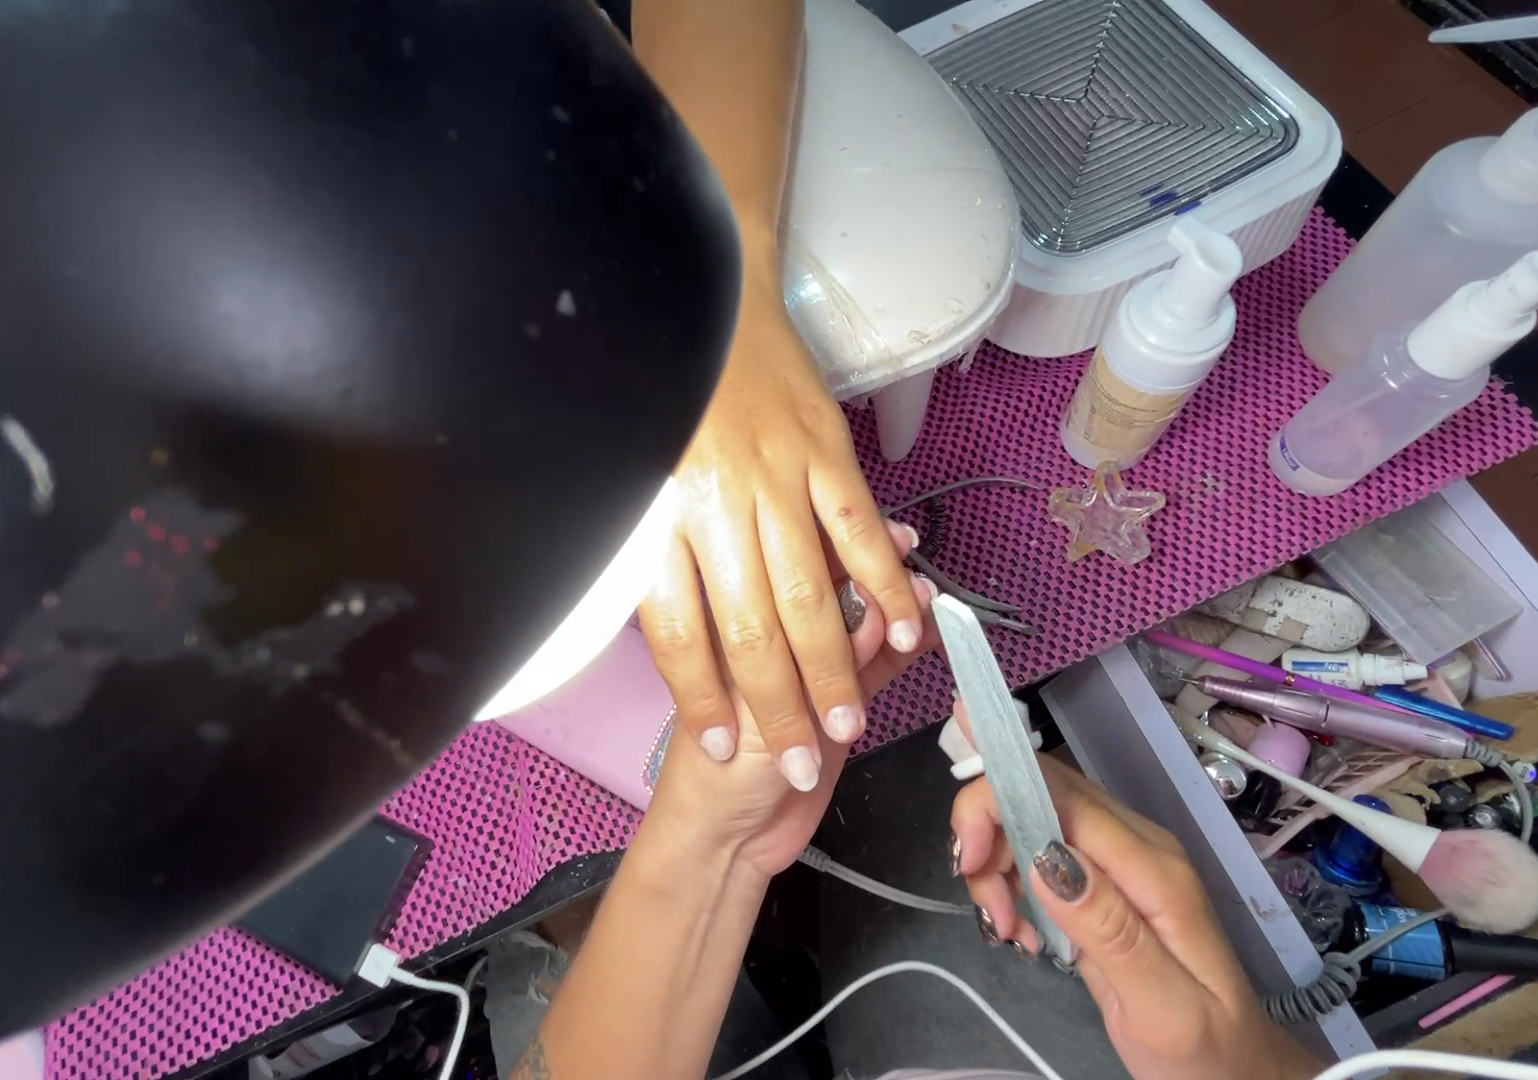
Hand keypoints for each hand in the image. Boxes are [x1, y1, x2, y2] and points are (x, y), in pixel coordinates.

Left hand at [640, 271, 926, 793]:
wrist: (707, 299)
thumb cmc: (662, 398)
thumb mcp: (629, 478)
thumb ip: (649, 555)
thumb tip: (677, 633)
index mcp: (656, 515)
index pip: (677, 630)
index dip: (699, 696)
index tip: (719, 746)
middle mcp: (715, 503)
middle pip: (750, 627)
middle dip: (776, 706)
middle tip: (795, 763)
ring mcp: (776, 477)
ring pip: (809, 591)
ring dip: (832, 666)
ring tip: (847, 726)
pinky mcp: (825, 452)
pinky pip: (859, 530)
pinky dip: (886, 584)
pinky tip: (908, 629)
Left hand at [646, 529, 935, 879]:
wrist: (725, 843)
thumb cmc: (711, 779)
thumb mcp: (759, 714)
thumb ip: (811, 664)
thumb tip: (866, 610)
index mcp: (739, 624)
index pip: (787, 572)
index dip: (830, 551)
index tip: (872, 538)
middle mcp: (776, 634)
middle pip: (830, 590)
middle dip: (869, 572)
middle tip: (907, 554)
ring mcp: (810, 665)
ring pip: (859, 623)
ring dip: (894, 608)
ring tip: (927, 593)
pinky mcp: (839, 698)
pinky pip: (877, 664)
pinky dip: (904, 649)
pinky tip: (931, 629)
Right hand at [950, 758, 1321, 1079]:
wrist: (1237, 1074)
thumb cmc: (1205, 1053)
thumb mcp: (1164, 1009)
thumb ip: (1110, 930)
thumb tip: (1047, 859)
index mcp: (1151, 865)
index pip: (1059, 792)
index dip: (997, 800)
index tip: (968, 861)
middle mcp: (1132, 842)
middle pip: (1036, 789)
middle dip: (987, 833)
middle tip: (989, 910)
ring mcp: (1115, 855)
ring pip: (1026, 815)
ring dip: (995, 865)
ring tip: (1008, 932)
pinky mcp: (1096, 874)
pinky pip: (1033, 847)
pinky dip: (1008, 880)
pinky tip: (1021, 929)